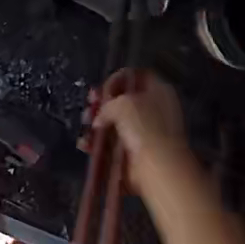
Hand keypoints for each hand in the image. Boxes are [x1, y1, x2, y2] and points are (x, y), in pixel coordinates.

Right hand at [88, 69, 191, 186]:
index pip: (138, 77)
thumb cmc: (143, 126)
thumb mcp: (122, 103)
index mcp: (159, 92)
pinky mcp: (133, 152)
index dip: (119, 78)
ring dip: (96, 122)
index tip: (103, 85)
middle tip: (90, 103)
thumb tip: (101, 117)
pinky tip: (86, 143)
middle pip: (123, 100)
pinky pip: (110, 143)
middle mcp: (154, 111)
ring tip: (85, 124)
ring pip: (114, 122)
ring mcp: (144, 133)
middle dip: (103, 102)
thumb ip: (108, 102)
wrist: (155, 166)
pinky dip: (96, 143)